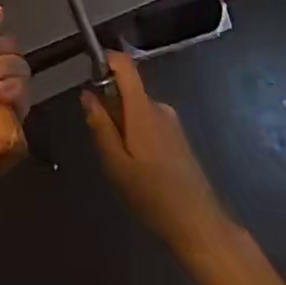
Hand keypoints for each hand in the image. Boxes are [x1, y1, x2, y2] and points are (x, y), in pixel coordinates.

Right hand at [82, 50, 231, 255]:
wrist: (198, 224)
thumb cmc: (152, 196)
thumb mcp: (115, 164)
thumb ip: (100, 126)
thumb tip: (87, 94)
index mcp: (142, 110)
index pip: (125, 65)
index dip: (105, 60)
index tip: (88, 76)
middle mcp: (159, 108)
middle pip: (127, 90)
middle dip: (109, 107)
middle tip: (103, 144)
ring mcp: (171, 122)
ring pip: (136, 109)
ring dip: (122, 125)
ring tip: (121, 164)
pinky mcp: (178, 137)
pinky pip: (148, 122)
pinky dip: (136, 135)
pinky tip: (139, 169)